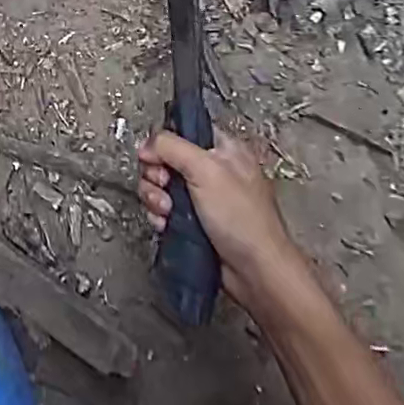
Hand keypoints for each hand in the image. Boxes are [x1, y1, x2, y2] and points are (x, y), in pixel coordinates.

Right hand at [137, 129, 307, 313]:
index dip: (163, 142)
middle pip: (164, 158)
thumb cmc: (245, 223)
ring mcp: (202, 196)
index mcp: (224, 150)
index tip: (155, 156)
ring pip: (160, 184)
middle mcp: (213, 171)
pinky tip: (167, 223)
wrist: (256, 274)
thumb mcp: (206, 170)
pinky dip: (158, 215)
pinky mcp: (193, 219)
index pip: (183, 130)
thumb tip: (148, 145)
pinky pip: (162, 208)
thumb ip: (171, 146)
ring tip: (167, 210)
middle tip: (165, 186)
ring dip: (155, 197)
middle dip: (156, 174)